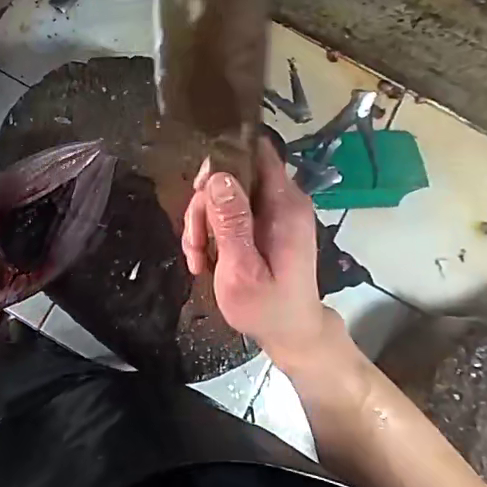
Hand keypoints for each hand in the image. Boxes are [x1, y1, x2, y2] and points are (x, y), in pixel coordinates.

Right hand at [179, 140, 331, 358]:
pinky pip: (230, 214)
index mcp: (284, 206)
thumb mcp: (242, 270)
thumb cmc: (268, 308)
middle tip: (195, 241)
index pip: (257, 152)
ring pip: (225, 196)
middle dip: (205, 205)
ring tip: (198, 258)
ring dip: (203, 225)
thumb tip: (218, 176)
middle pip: (233, 176)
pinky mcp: (264, 226)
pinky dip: (212, 234)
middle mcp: (283, 201)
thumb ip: (231, 222)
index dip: (224, 159)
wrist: (291, 334)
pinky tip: (206, 260)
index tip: (200, 189)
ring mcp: (273, 213)